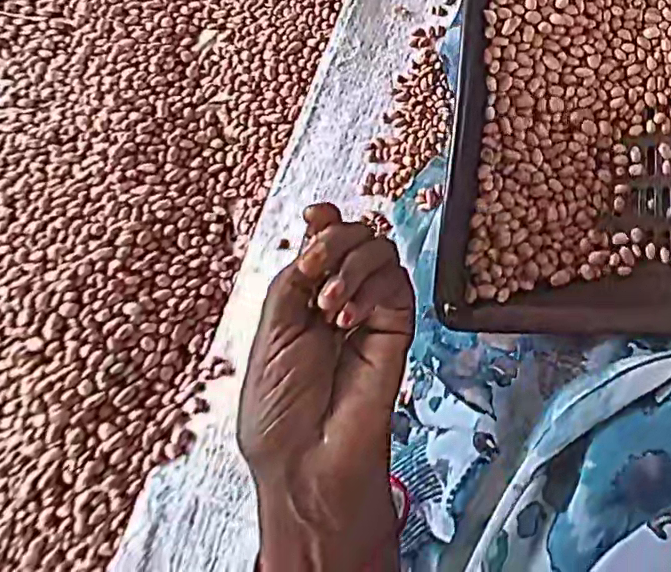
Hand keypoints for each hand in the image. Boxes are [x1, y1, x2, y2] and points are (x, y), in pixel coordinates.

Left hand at [237, 204, 412, 571]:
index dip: (325, 220)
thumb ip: (295, 276)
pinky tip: (348, 319)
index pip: (326, 239)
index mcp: (310, 292)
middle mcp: (344, 291)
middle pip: (357, 234)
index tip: (315, 214)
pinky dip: (370, 289)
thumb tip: (317, 225)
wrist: (306, 456)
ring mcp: (374, 304)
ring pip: (381, 248)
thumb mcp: (272, 330)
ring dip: (351, 267)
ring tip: (328, 306)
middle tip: (315, 267)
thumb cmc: (280, 406)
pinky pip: (396, 280)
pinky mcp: (399, 320)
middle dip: (336, 240)